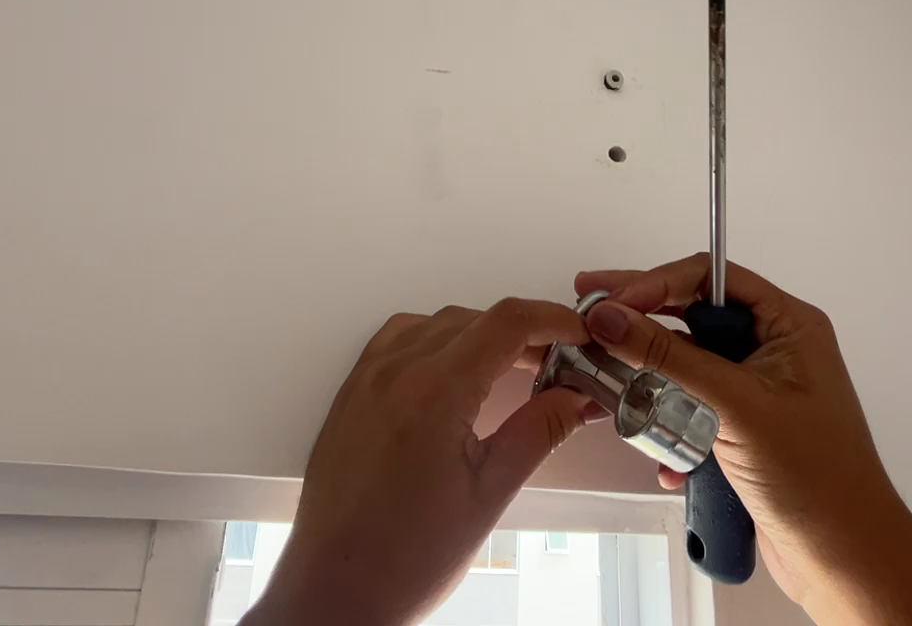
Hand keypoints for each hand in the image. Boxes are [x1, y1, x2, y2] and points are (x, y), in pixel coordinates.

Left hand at [245, 298, 598, 625]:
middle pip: (476, 318)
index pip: (506, 323)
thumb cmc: (401, 559)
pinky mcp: (353, 389)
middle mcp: (396, 371)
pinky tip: (453, 367)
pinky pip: (400, 336)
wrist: (334, 593)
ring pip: (439, 323)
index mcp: (434, 390)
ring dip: (481, 332)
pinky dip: (437, 338)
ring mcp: (369, 376)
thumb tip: (573, 398)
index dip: (552, 319)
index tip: (577, 333)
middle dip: (524, 332)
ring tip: (510, 366)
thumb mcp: (489, 494)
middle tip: (557, 363)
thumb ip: (537, 432)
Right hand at [576, 255, 911, 625]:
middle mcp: (771, 347)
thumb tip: (609, 315)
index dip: (656, 281)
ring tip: (610, 377)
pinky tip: (658, 449)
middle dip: (640, 317)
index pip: (709, 278)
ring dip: (651, 375)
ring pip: (686, 360)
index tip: (614, 300)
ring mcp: (755, 386)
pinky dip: (668, 417)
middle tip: (591, 307)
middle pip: (690, 313)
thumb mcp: (734, 406)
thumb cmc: (815, 480)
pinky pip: (690, 401)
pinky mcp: (741, 424)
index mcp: (786, 325)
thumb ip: (667, 356)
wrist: (848, 566)